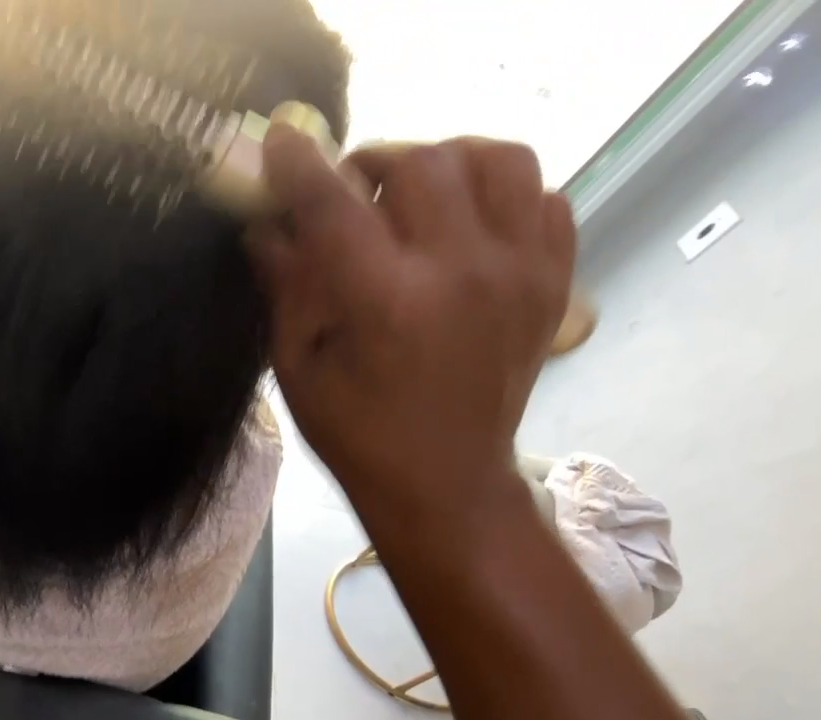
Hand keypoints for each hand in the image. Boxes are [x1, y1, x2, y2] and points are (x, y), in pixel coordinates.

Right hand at [247, 128, 577, 523]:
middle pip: (421, 163)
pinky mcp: (555, 278)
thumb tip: (266, 227)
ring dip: (444, 160)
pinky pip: (542, 195)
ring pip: (496, 159)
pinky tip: (464, 220)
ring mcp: (520, 271)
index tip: (280, 139)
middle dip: (371, 163)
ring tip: (413, 191)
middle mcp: (461, 272)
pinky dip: (498, 191)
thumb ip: (287, 287)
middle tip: (346, 190)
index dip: (302, 167)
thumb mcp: (299, 367)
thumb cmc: (354, 432)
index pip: (336, 207)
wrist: (444, 480)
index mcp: (385, 303)